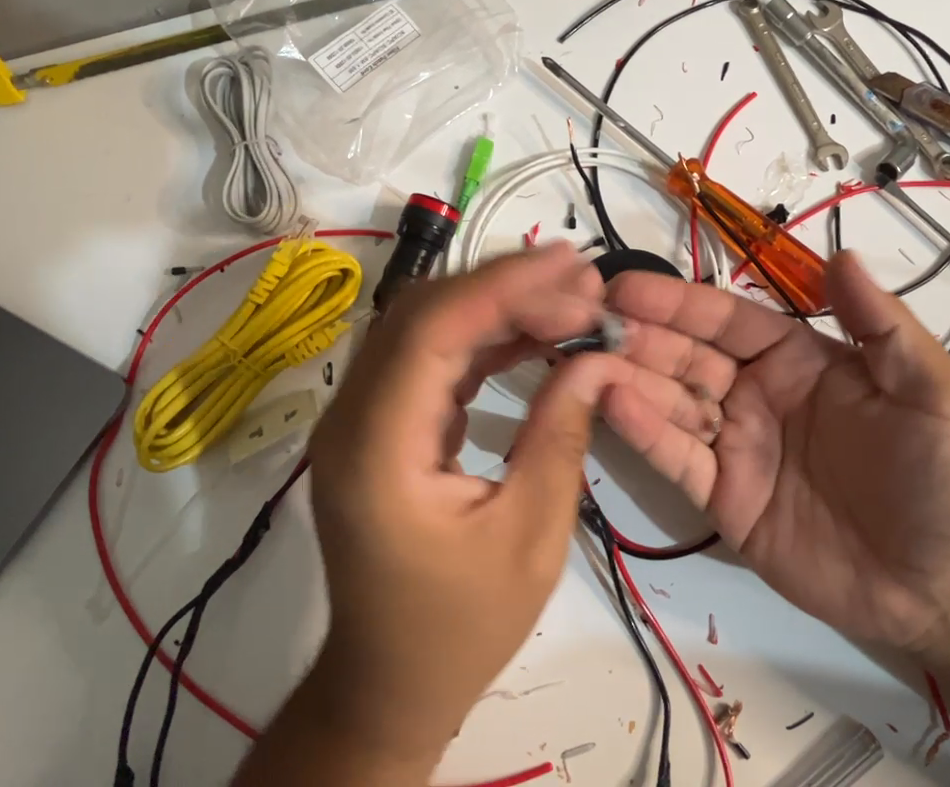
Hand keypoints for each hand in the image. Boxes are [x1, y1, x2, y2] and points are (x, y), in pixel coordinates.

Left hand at [286, 244, 635, 774]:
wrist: (391, 683)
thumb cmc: (463, 626)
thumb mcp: (531, 537)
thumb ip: (559, 436)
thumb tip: (597, 359)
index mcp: (378, 451)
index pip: (430, 331)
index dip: (502, 286)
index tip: (572, 266)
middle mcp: (352, 420)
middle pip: (421, 316)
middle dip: (504, 286)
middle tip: (584, 280)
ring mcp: (359, 420)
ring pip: (422, 328)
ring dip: (495, 305)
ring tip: (570, 297)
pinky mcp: (378, 427)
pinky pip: (427, 360)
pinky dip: (481, 338)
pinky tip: (534, 334)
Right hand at [600, 251, 949, 654]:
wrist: (945, 588)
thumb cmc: (947, 478)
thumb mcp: (931, 391)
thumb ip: (882, 326)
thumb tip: (841, 254)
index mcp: (800, 359)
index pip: (726, 319)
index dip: (677, 302)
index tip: (624, 288)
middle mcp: (757, 394)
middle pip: (685, 355)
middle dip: (637, 336)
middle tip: (582, 321)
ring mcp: (737, 448)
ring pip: (670, 402)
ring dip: (625, 378)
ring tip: (580, 360)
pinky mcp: (724, 500)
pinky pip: (677, 459)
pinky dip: (642, 432)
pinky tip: (608, 405)